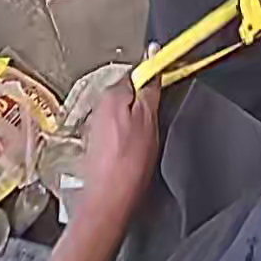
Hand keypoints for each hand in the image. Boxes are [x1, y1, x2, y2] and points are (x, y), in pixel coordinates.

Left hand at [78, 79, 159, 218]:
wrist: (108, 203)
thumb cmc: (128, 164)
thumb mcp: (148, 119)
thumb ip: (149, 87)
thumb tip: (151, 57)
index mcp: (111, 93)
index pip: (136, 74)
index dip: (153, 83)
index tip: (163, 95)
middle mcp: (100, 105)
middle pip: (130, 94)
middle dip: (145, 106)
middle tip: (154, 124)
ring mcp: (97, 125)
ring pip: (125, 113)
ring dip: (137, 123)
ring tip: (144, 143)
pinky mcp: (98, 144)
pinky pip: (119, 131)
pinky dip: (128, 139)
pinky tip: (133, 155)